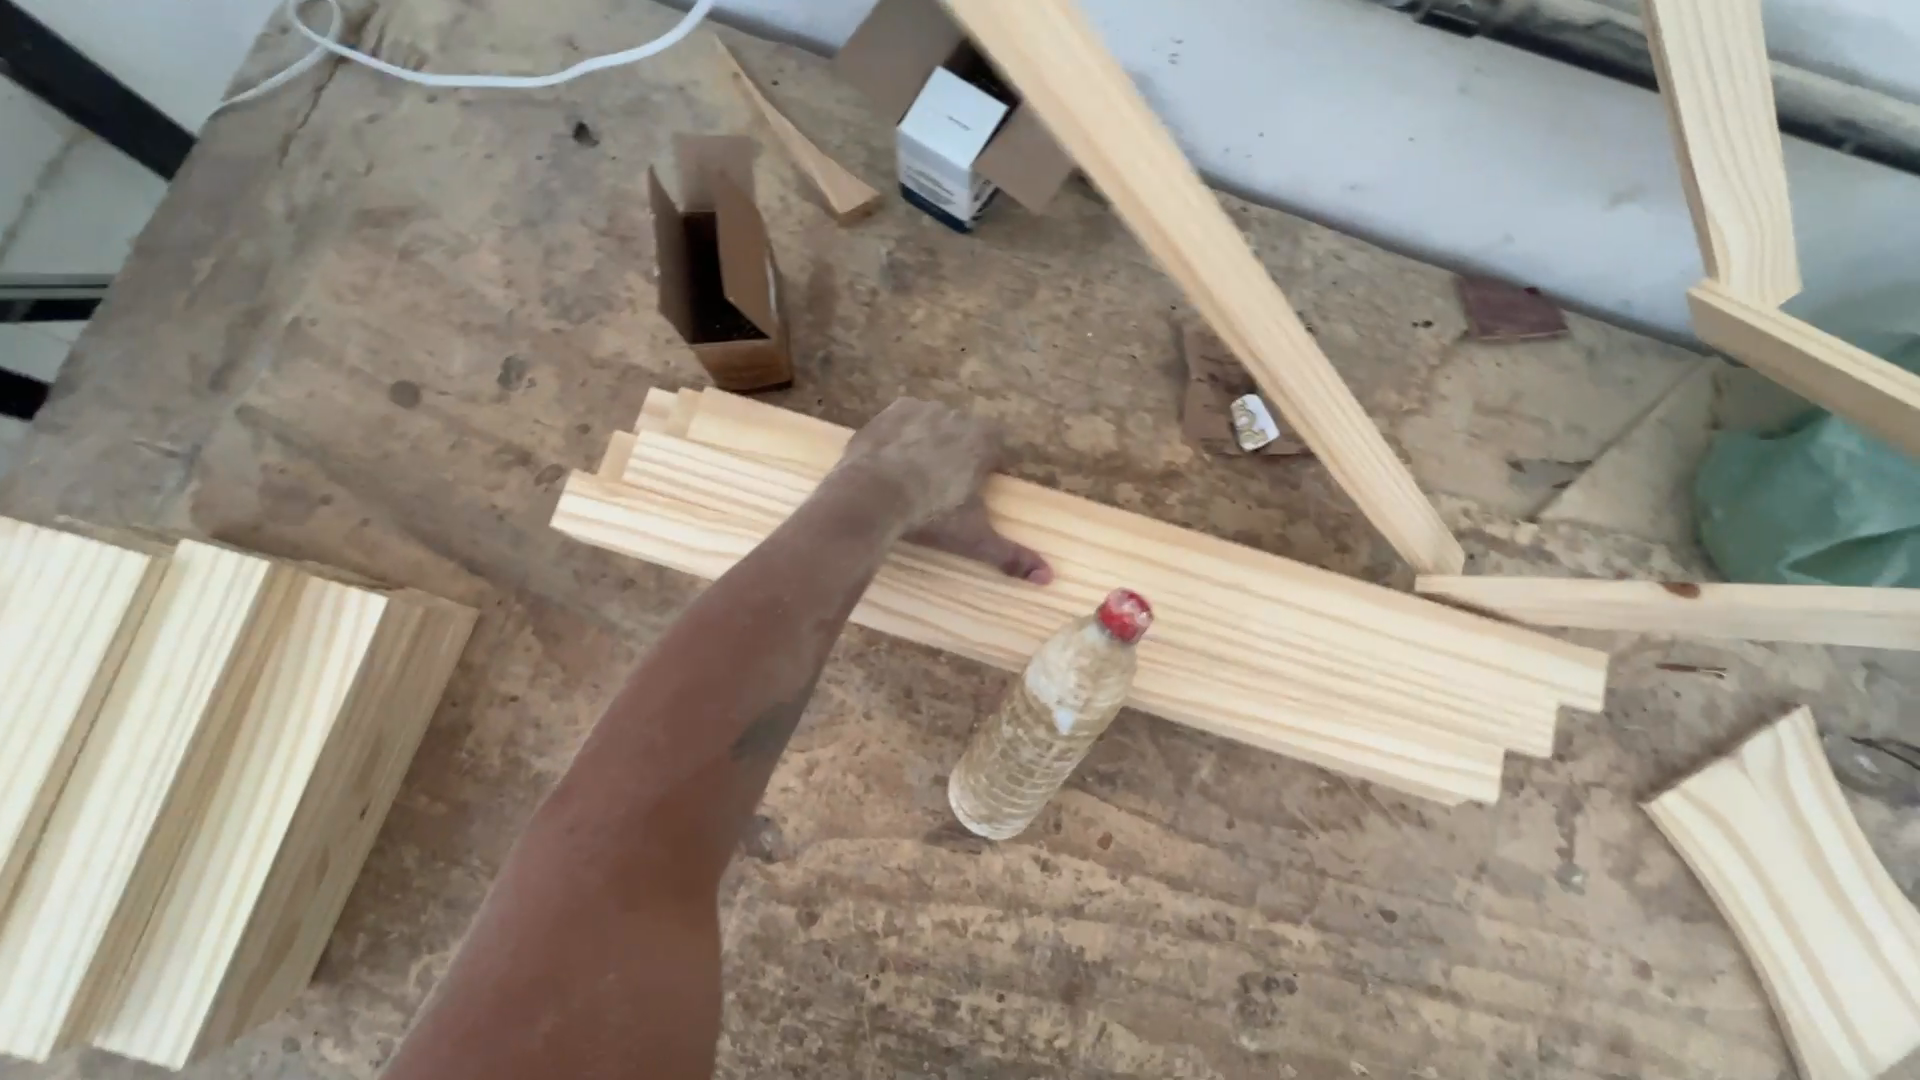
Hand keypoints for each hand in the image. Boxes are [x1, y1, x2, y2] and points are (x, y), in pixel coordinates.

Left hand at [832, 399, 1053, 583]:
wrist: (872, 494)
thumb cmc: (932, 514)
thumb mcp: (974, 537)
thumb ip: (1011, 555)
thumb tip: (1048, 578)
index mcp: (984, 440)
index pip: (998, 447)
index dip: (989, 466)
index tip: (976, 487)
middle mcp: (957, 416)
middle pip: (965, 434)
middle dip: (958, 454)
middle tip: (942, 485)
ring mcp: (922, 409)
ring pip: (934, 424)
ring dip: (929, 441)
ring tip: (914, 473)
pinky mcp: (890, 412)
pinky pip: (902, 420)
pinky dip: (900, 435)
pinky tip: (892, 459)